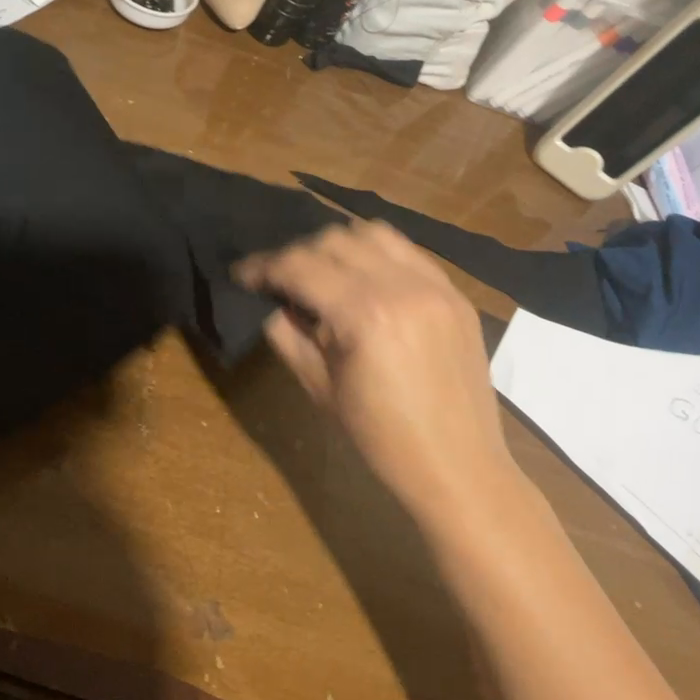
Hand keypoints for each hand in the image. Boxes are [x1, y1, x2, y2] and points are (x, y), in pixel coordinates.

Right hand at [234, 221, 515, 517]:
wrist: (458, 466)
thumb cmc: (379, 436)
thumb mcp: (318, 386)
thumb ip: (287, 333)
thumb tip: (271, 301)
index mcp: (365, 314)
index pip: (300, 266)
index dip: (263, 266)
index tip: (242, 275)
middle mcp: (403, 287)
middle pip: (333, 241)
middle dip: (296, 255)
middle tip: (278, 281)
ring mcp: (435, 286)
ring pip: (371, 233)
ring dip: (337, 246)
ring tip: (321, 272)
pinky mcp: (454, 294)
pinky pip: (407, 252)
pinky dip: (375, 255)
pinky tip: (362, 280)